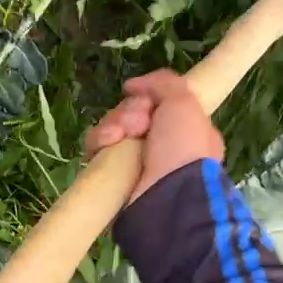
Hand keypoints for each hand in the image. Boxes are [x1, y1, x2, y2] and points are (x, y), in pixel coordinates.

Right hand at [83, 70, 225, 201]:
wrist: (167, 198)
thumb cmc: (183, 149)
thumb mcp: (185, 102)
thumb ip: (164, 83)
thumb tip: (133, 85)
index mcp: (185, 133)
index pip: (157, 105)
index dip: (149, 99)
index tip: (148, 103)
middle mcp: (161, 150)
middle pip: (132, 115)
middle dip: (129, 113)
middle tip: (137, 125)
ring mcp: (137, 166)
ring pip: (113, 129)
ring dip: (113, 125)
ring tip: (120, 136)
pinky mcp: (114, 180)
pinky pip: (98, 150)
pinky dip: (99, 143)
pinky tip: (106, 145)